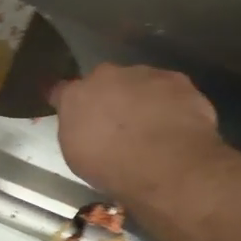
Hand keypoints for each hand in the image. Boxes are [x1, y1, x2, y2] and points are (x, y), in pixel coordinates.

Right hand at [50, 63, 226, 199]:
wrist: (166, 163)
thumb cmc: (111, 166)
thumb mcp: (77, 156)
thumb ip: (76, 131)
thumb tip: (82, 125)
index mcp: (75, 95)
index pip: (63, 91)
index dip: (69, 103)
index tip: (75, 115)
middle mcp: (106, 76)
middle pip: (103, 82)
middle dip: (108, 97)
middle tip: (116, 123)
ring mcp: (143, 74)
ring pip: (138, 82)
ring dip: (140, 98)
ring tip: (151, 126)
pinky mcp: (177, 80)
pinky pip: (168, 89)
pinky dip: (169, 102)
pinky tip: (175, 124)